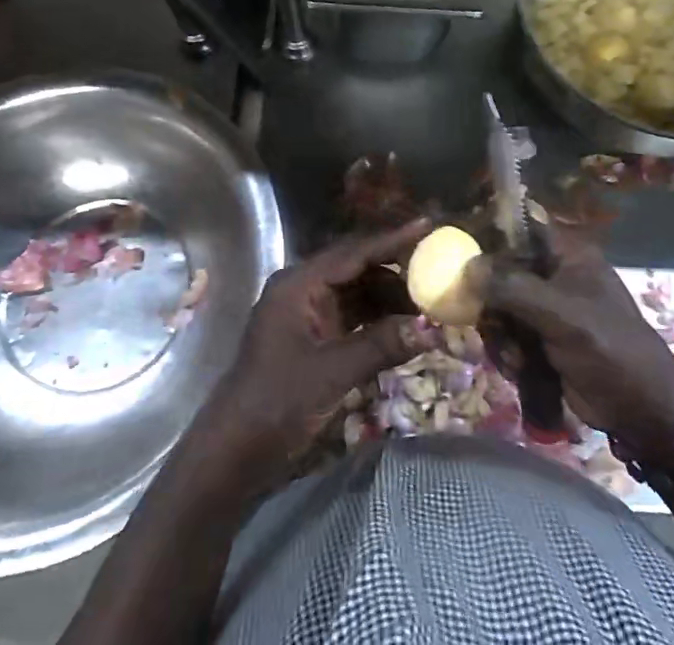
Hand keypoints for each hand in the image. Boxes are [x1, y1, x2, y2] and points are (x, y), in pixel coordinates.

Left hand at [194, 218, 440, 484]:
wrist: (235, 446)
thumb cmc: (276, 401)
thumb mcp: (332, 372)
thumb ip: (380, 346)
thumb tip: (431, 329)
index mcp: (298, 285)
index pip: (353, 253)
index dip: (392, 240)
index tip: (429, 227)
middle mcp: (302, 291)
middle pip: (357, 270)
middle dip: (397, 274)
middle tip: (438, 277)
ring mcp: (306, 315)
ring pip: (357, 295)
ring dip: (390, 301)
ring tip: (429, 309)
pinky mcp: (313, 339)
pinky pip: (352, 318)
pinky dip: (378, 323)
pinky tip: (404, 331)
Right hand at [473, 227, 673, 443]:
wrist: (642, 410)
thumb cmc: (610, 349)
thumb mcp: (562, 315)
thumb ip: (513, 288)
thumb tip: (466, 266)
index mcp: (568, 256)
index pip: (520, 228)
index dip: (489, 234)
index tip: (459, 252)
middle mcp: (553, 275)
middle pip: (500, 270)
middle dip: (489, 299)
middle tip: (484, 320)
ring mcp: (545, 308)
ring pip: (498, 305)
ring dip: (498, 333)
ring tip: (513, 356)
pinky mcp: (540, 338)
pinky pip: (506, 333)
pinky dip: (506, 351)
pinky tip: (517, 368)